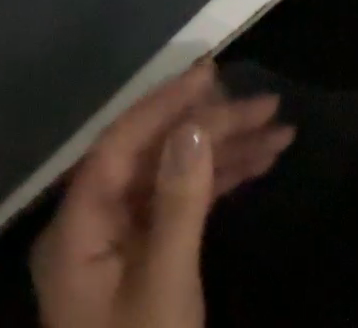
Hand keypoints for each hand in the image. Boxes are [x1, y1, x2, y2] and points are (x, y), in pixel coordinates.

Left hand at [31, 60, 295, 327]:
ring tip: (280, 131)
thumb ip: (178, 202)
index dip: (164, 105)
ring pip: (174, 176)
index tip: (212, 75)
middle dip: (209, 127)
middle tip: (267, 105)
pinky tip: (261, 164)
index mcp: (77, 231)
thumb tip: (194, 127)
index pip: (118, 147)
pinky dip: (222, 181)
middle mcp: (93, 226)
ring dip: (226, 151)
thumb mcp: (164, 283)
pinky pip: (184, 202)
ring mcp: (120, 242)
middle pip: (152, 156)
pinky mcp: (145, 256)